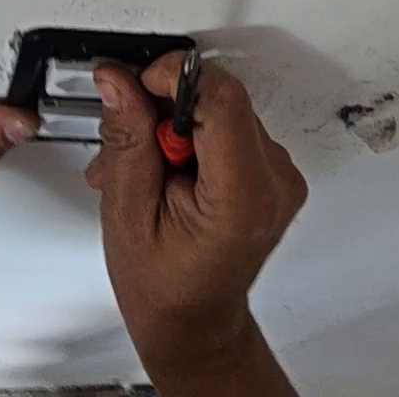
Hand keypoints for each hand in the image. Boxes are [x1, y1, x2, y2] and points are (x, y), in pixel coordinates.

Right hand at [87, 53, 307, 395]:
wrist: (194, 320)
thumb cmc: (164, 287)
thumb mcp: (126, 213)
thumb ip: (126, 140)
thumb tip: (120, 81)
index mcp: (243, 197)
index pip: (222, 98)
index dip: (174, 78)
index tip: (137, 86)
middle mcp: (274, 180)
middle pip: (217, 98)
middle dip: (163, 108)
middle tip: (130, 145)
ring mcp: (278, 172)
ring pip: (217, 105)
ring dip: (170, 124)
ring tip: (144, 168)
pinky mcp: (270, 165)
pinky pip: (226, 122)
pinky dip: (190, 135)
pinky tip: (166, 168)